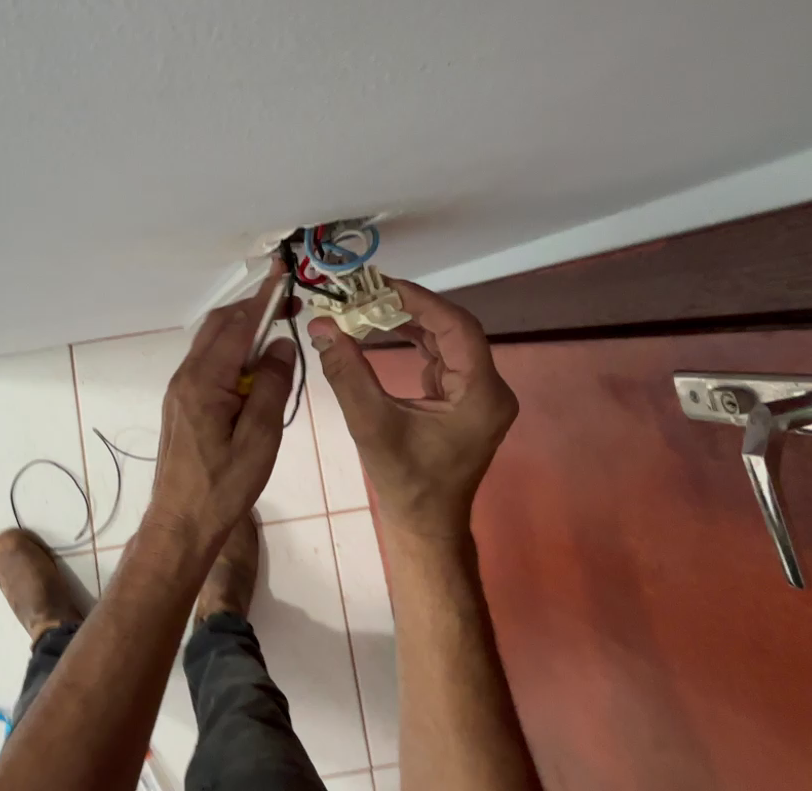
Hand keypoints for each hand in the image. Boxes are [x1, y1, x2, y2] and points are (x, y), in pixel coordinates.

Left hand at [145, 267, 298, 547]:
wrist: (180, 524)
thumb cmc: (223, 487)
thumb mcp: (259, 439)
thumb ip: (271, 387)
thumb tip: (280, 344)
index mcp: (203, 381)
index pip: (236, 326)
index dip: (262, 299)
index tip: (281, 273)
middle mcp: (186, 377)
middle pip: (219, 327)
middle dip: (253, 309)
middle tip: (288, 303)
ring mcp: (180, 389)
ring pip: (212, 343)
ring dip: (243, 330)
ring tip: (277, 332)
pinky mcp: (182, 403)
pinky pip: (209, 362)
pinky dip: (233, 352)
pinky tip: (254, 367)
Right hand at [306, 279, 517, 540]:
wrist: (426, 526)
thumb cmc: (405, 481)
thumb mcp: (371, 424)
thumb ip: (347, 372)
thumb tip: (321, 326)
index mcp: (482, 394)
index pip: (457, 327)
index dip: (420, 301)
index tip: (380, 285)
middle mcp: (489, 389)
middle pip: (454, 330)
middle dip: (410, 308)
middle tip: (367, 292)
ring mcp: (478, 395)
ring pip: (447, 341)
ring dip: (410, 322)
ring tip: (370, 306)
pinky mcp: (463, 400)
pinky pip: (442, 358)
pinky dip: (414, 341)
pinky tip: (386, 330)